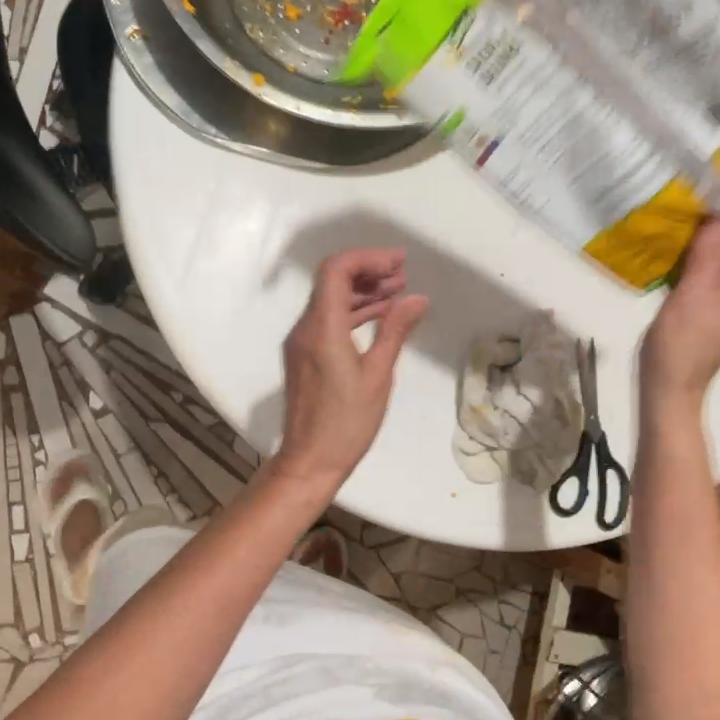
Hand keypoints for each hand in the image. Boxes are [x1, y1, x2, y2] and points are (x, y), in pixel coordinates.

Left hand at [274, 248, 429, 488]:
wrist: (310, 461)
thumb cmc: (347, 423)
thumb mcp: (378, 376)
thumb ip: (395, 332)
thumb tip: (417, 299)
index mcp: (322, 329)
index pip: (336, 271)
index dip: (368, 259)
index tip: (398, 263)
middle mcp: (305, 328)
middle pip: (331, 280)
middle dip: (368, 271)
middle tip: (403, 273)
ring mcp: (302, 342)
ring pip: (329, 300)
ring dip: (362, 291)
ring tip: (398, 291)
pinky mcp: (304, 356)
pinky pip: (327, 320)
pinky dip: (353, 311)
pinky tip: (380, 315)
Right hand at [641, 219, 719, 405]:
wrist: (670, 387)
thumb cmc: (683, 339)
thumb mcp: (696, 289)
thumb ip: (711, 248)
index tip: (702, 200)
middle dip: (715, 227)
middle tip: (683, 215)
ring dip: (702, 244)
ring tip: (676, 233)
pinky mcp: (714, 308)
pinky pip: (711, 273)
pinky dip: (696, 262)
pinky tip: (674, 259)